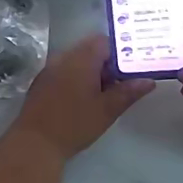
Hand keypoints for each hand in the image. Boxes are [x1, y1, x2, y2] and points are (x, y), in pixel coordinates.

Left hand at [11, 36, 154, 159]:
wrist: (35, 141)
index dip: (120, 51)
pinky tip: (85, 98)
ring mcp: (49, 70)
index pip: (102, 41)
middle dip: (107, 63)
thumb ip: (128, 92)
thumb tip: (147, 81)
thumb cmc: (74, 123)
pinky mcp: (41, 82)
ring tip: (108, 93)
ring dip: (92, 72)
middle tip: (124, 82)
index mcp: (79, 59)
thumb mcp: (107, 109)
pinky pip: (63, 71)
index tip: (133, 67)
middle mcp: (62, 58)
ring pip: (76, 61)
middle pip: (88, 50)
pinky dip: (77, 78)